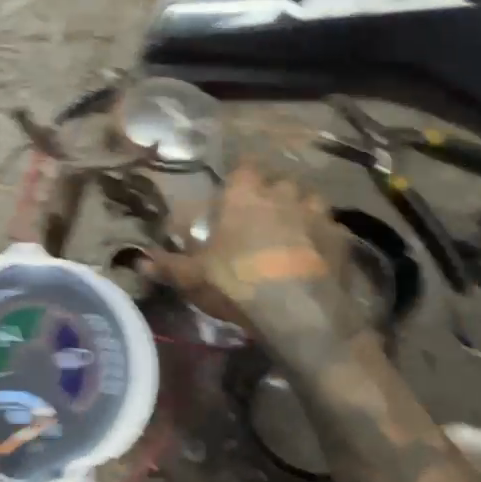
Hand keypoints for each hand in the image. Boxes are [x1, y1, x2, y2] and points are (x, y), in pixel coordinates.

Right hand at [152, 164, 365, 353]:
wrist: (298, 313)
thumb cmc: (236, 283)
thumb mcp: (192, 277)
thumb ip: (167, 266)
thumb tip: (138, 261)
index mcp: (244, 196)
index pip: (244, 168)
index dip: (239, 179)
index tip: (233, 192)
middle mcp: (283, 195)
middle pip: (279, 182)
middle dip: (271, 194)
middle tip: (259, 216)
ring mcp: (318, 215)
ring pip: (310, 200)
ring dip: (300, 210)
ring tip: (290, 231)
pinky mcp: (342, 240)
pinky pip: (331, 229)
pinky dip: (322, 237)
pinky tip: (314, 255)